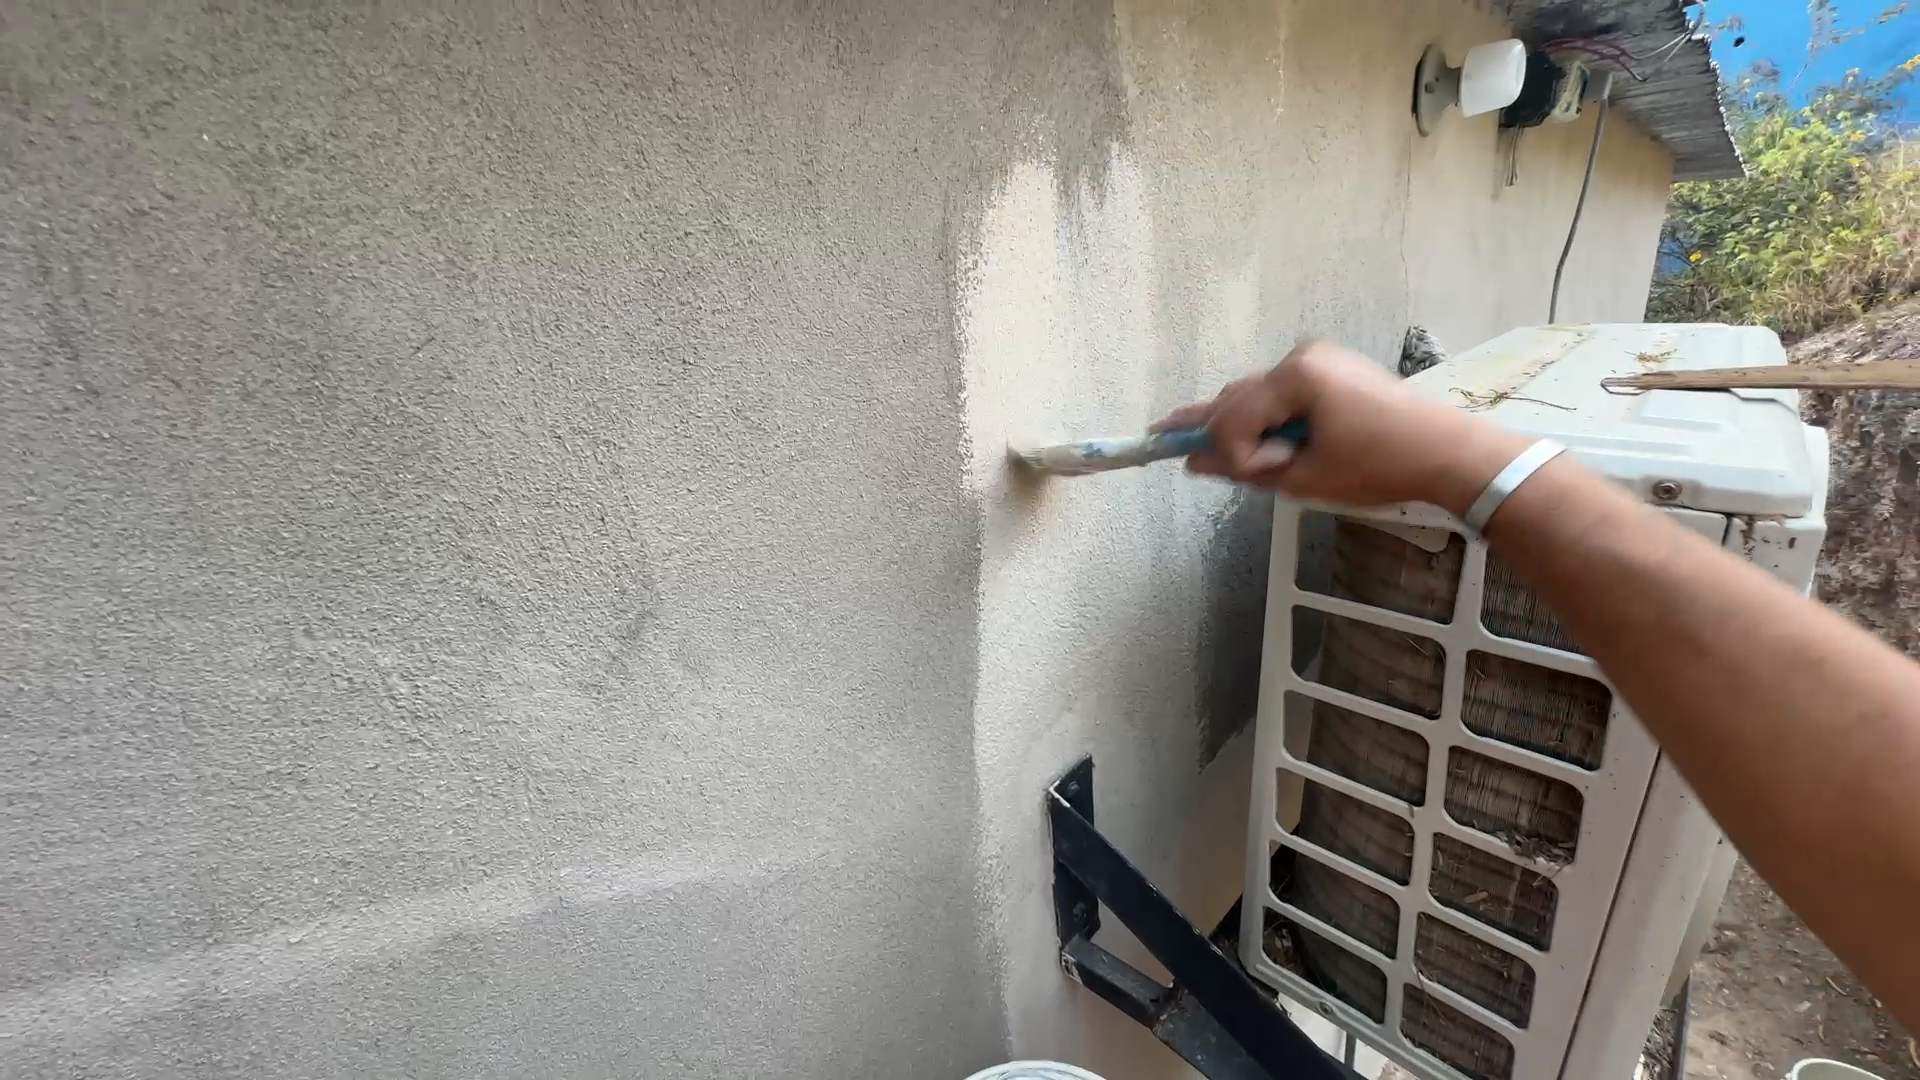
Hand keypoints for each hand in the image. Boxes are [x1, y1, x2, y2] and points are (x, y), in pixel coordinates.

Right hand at [1151, 339, 1531, 513]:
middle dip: (1212, 430)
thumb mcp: (1303, 476)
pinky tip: (1239, 432)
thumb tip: (1192, 462)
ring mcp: (1315, 358)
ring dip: (1232, 422)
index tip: (1247, 478)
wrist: (1448, 453)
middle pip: (1235, 397)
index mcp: (1297, 376)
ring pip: (1252, 394)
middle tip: (1163, 443)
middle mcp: (1300, 356)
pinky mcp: (1327, 368)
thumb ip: (1242, 467)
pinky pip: (1275, 393)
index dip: (1230, 453)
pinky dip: (1259, 417)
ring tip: (1193, 442)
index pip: (1235, 416)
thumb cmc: (1378, 467)